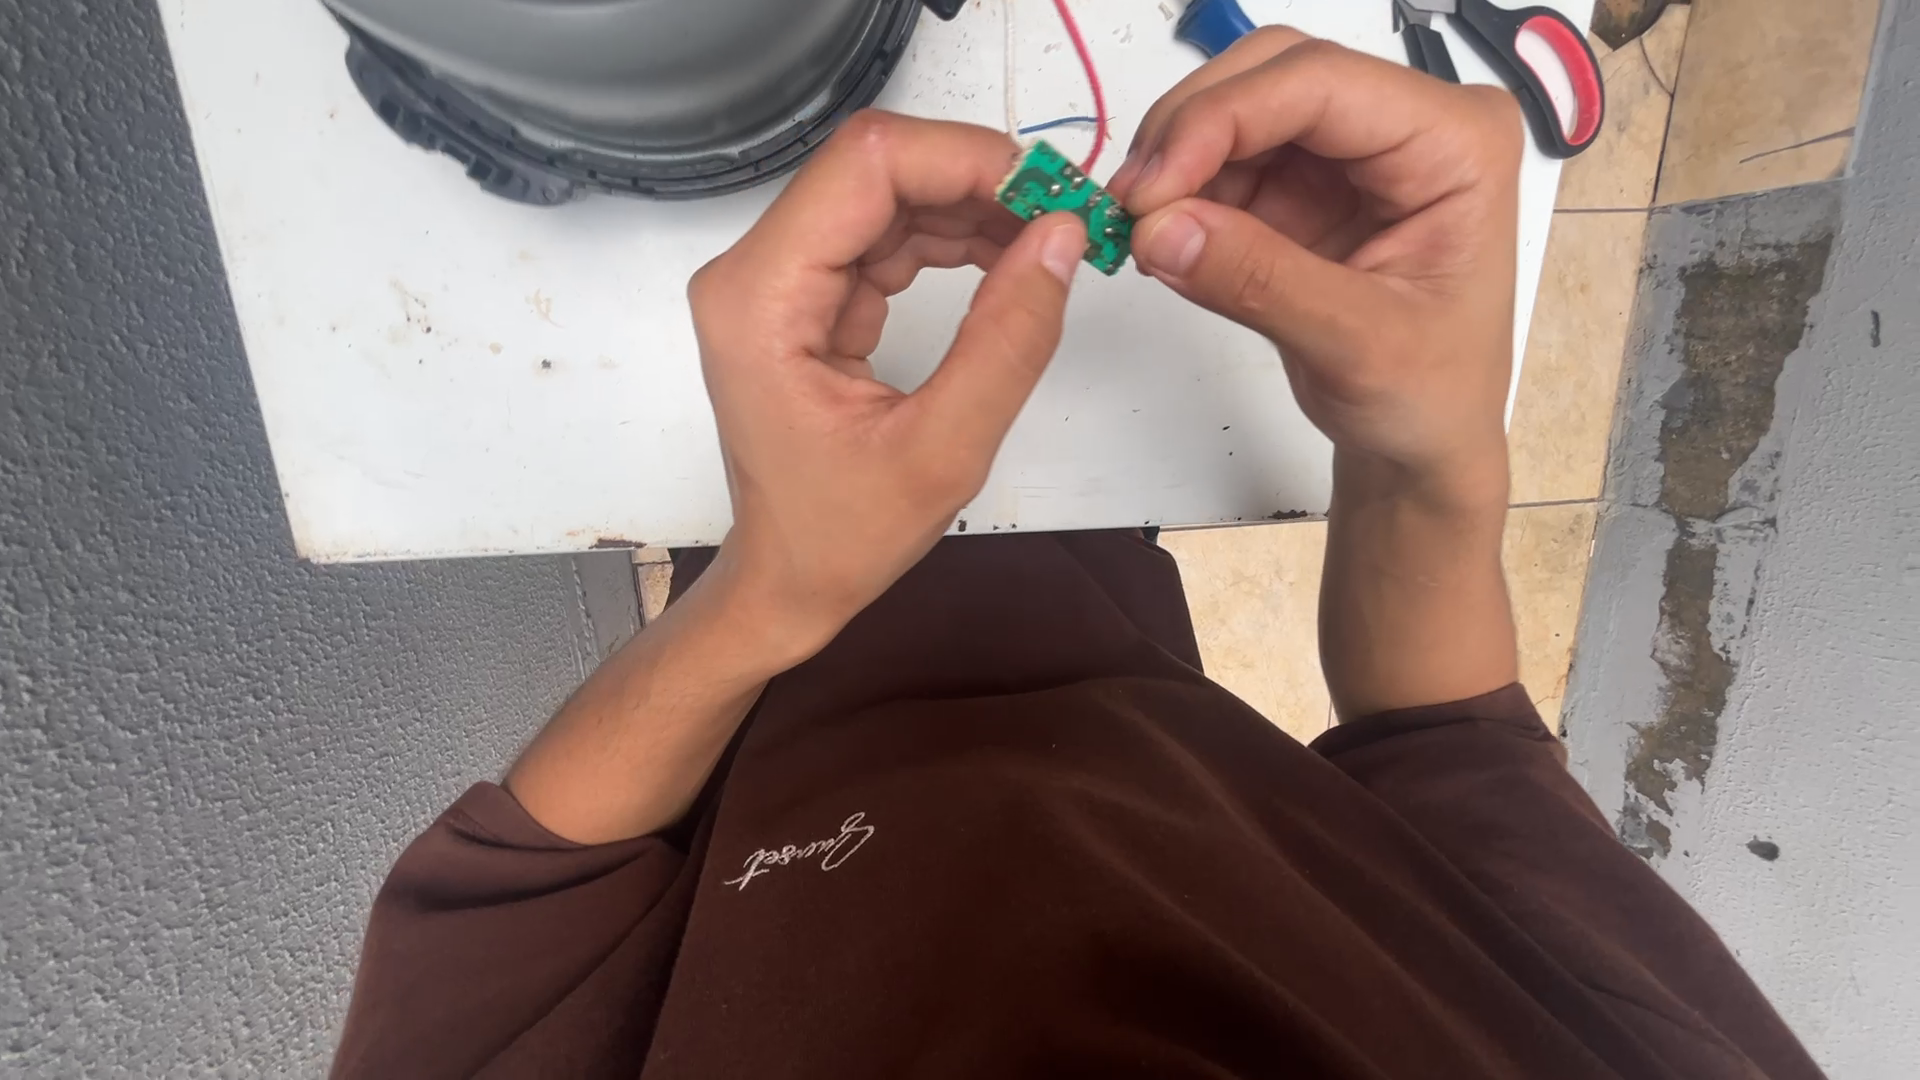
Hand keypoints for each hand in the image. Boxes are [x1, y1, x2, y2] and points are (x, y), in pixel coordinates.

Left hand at [688, 111, 1088, 667]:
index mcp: (762, 301)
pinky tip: (999, 263)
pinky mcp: (804, 303)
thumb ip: (1008, 342)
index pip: (867, 167)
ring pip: (884, 200)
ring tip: (1042, 244)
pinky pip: (881, 242)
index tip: (1051, 195)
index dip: (967, 160)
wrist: (790, 579)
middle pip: (875, 173)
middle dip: (975, 184)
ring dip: (968, 211)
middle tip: (1061, 221)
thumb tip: (1063, 237)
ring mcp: (776, 285)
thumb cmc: (845, 537)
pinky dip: (946, 244)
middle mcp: (754, 275)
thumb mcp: (944, 451)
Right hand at [1110, 28, 1524, 508]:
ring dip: (1174, 166)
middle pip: (1272, 78)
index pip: (1319, 86)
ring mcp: (1343, 164)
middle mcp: (1397, 132)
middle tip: (1127, 203)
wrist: (1416, 438)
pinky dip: (1179, 199)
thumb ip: (1257, 281)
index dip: (1219, 121)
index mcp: (1449, 143)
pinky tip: (1158, 238)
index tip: (1147, 191)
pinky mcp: (1299, 201)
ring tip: (1135, 230)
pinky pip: (1223, 174)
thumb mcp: (1352, 343)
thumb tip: (1156, 232)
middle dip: (1189, 131)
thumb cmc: (1423, 393)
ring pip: (1237, 119)